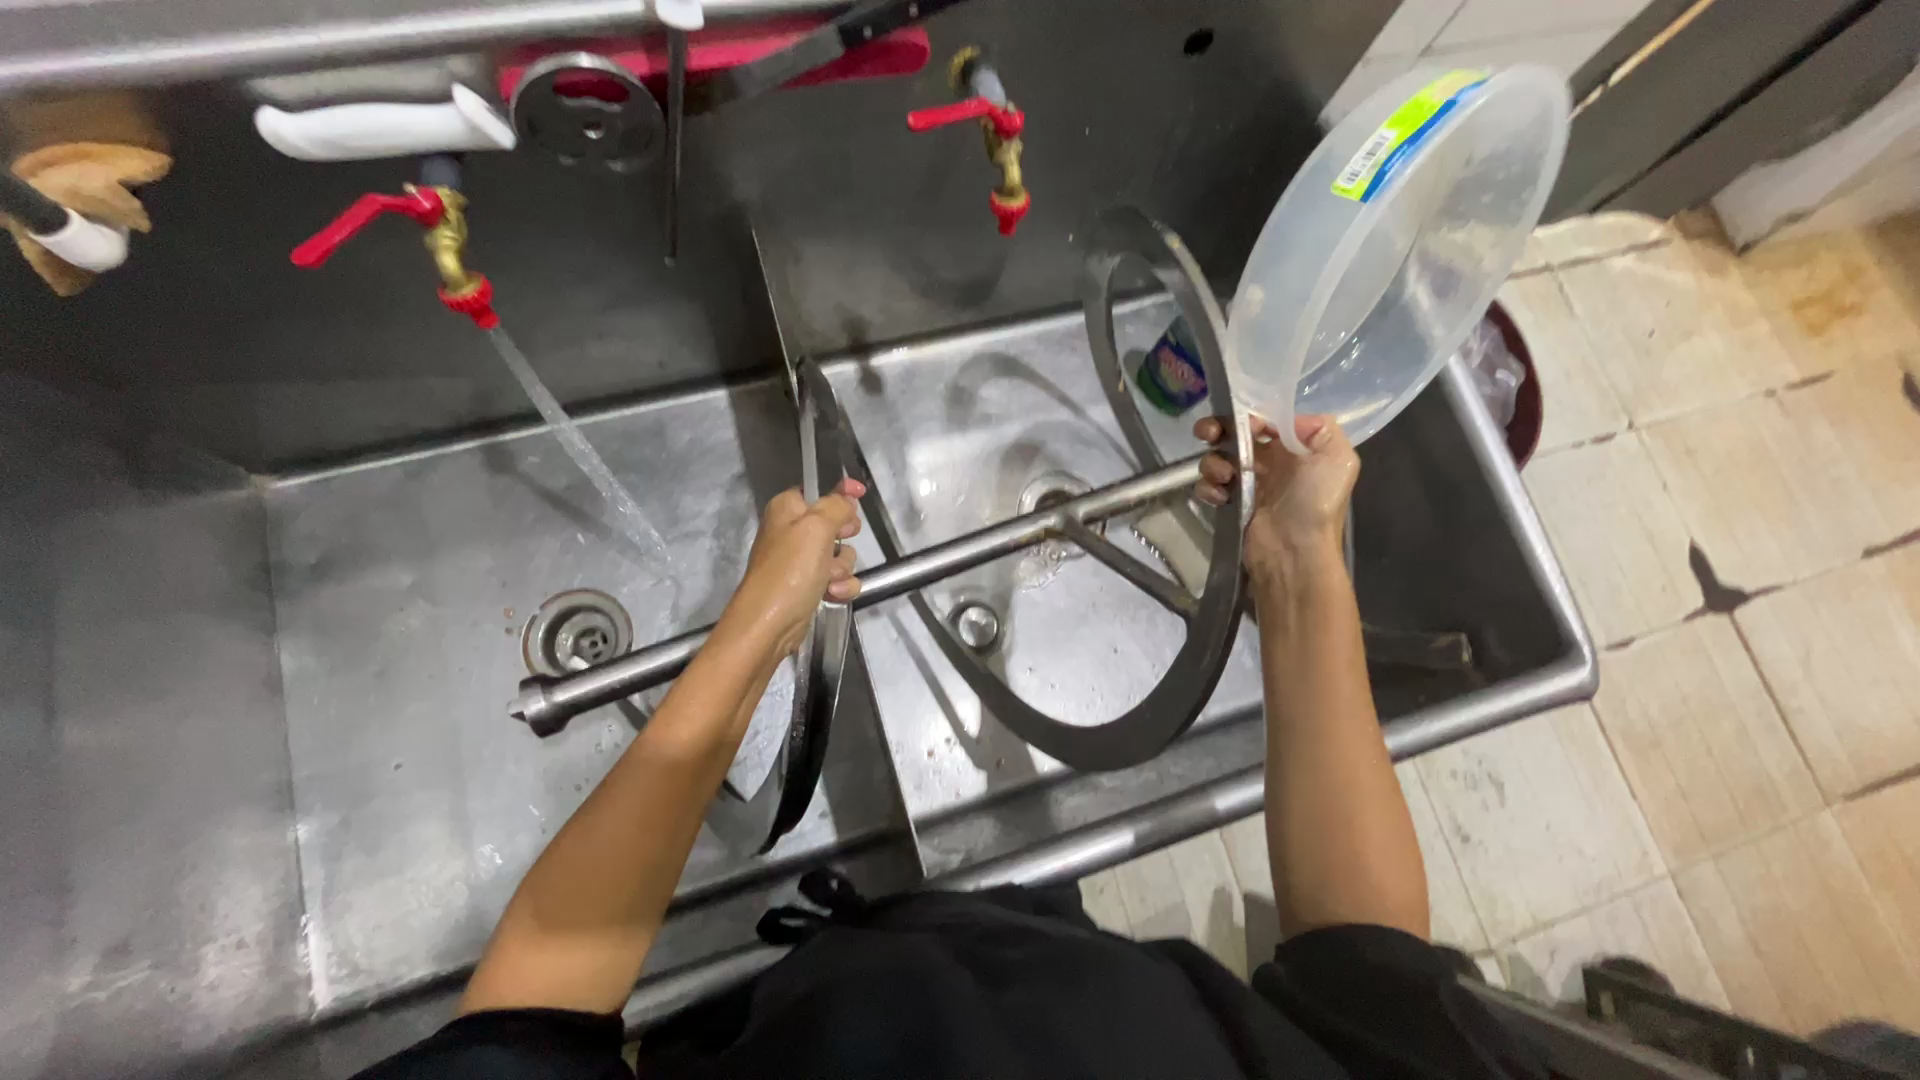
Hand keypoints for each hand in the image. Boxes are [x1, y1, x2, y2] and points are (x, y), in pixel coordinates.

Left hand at [722, 478, 866, 656]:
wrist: (770, 622)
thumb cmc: (791, 568)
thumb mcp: (817, 527)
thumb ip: (837, 506)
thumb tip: (847, 499)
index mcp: (787, 509)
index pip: (818, 489)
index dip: (841, 491)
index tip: (860, 493)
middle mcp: (793, 532)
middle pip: (836, 524)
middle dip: (844, 538)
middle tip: (840, 542)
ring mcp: (801, 561)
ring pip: (842, 555)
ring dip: (842, 568)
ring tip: (827, 579)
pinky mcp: (809, 586)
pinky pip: (838, 579)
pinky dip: (840, 587)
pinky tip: (830, 594)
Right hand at [1192, 414, 1358, 582]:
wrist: (1294, 550)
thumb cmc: (1317, 502)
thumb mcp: (1338, 458)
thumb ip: (1319, 428)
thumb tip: (1282, 421)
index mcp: (1295, 449)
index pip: (1264, 421)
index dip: (1250, 417)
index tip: (1244, 425)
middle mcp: (1270, 462)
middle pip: (1234, 435)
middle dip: (1216, 429)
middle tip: (1207, 434)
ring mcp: (1247, 484)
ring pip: (1217, 458)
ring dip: (1213, 462)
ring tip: (1224, 477)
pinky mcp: (1230, 504)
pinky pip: (1208, 486)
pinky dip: (1208, 487)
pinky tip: (1221, 497)